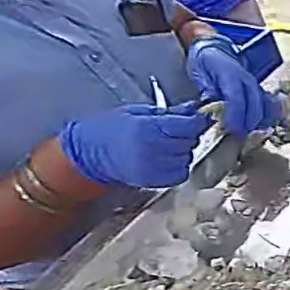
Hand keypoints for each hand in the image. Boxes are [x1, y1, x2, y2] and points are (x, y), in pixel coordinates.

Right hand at [59, 102, 206, 187]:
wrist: (92, 153)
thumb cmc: (112, 128)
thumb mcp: (138, 112)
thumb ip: (168, 112)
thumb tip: (193, 108)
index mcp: (147, 128)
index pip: (187, 126)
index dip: (196, 121)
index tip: (197, 117)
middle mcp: (152, 149)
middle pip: (189, 142)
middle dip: (188, 134)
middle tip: (178, 130)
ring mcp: (154, 168)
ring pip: (187, 158)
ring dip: (184, 151)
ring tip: (169, 145)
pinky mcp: (154, 182)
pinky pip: (180, 174)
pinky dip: (179, 166)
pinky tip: (167, 159)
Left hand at [186, 36, 280, 134]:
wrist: (214, 49)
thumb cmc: (205, 63)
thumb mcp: (200, 74)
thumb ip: (208, 91)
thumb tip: (213, 107)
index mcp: (230, 72)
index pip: (236, 97)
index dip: (236, 115)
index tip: (232, 129)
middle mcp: (246, 78)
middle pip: (254, 104)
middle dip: (248, 122)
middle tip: (238, 136)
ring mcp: (253, 84)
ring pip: (261, 105)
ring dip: (254, 121)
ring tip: (244, 134)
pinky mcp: (255, 90)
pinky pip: (261, 105)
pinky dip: (258, 118)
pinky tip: (251, 127)